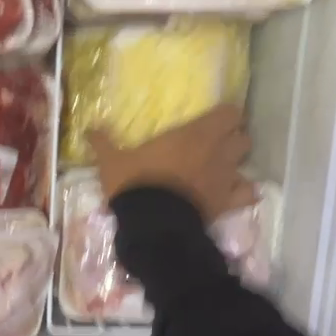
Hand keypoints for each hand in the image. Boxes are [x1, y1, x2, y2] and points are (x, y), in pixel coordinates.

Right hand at [89, 105, 258, 220]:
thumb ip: (103, 143)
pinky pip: (248, 194)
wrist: (152, 222)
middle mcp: (216, 151)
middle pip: (241, 136)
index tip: (210, 123)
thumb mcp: (112, 162)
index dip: (223, 117)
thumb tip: (88, 128)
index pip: (229, 113)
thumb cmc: (136, 183)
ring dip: (236, 164)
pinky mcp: (227, 202)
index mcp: (194, 134)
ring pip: (246, 162)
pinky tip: (233, 195)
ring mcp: (225, 177)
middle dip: (231, 139)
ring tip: (221, 170)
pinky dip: (244, 193)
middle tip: (213, 146)